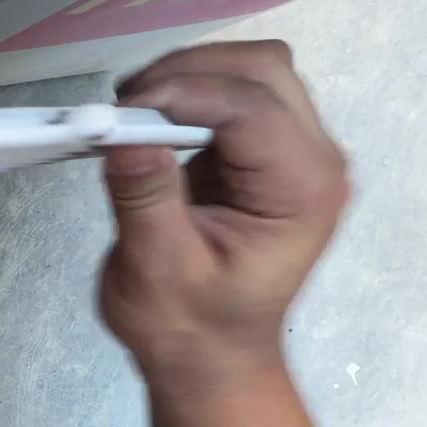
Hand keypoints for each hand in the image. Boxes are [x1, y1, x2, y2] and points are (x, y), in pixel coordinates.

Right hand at [99, 40, 350, 394]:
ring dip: (186, 82)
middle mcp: (310, 160)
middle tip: (121, 105)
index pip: (250, 108)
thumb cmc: (185, 323)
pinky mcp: (255, 161)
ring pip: (252, 77)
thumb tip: (124, 140)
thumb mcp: (157, 268)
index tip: (116, 111)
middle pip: (264, 72)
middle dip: (189, 73)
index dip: (183, 94)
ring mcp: (287, 157)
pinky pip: (230, 105)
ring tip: (127, 113)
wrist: (207, 354)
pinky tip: (144, 126)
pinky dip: (185, 102)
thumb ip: (145, 200)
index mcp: (298, 188)